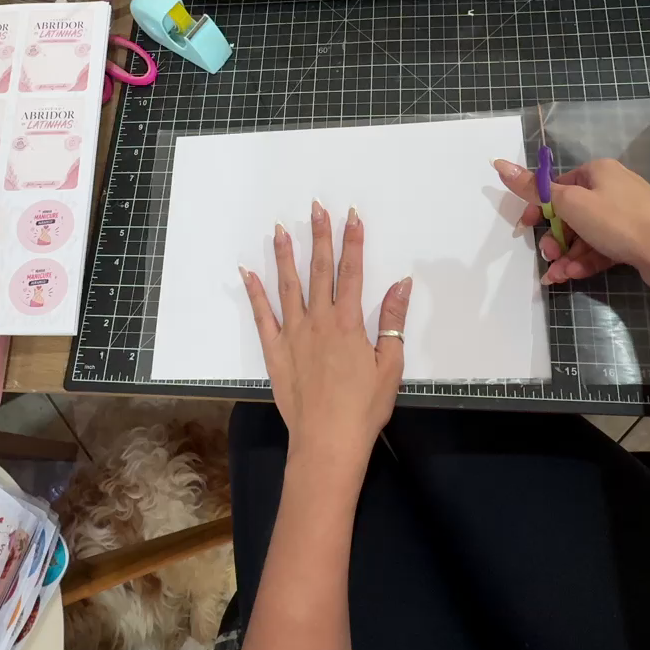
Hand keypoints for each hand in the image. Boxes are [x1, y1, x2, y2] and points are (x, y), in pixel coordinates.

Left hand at [242, 202, 411, 478]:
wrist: (327, 442)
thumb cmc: (364, 408)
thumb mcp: (389, 365)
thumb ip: (393, 321)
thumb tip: (402, 283)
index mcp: (349, 323)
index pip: (353, 272)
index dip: (353, 241)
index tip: (352, 215)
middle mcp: (319, 320)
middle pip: (319, 270)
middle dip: (320, 236)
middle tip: (316, 207)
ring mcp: (293, 333)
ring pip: (288, 285)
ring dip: (286, 255)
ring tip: (281, 228)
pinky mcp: (274, 350)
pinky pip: (262, 316)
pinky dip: (254, 292)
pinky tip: (247, 271)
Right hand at [492, 158, 649, 285]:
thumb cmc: (618, 220)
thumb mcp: (570, 203)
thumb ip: (532, 188)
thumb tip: (499, 164)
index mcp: (597, 172)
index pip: (558, 186)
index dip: (538, 208)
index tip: (525, 228)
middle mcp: (613, 188)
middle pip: (571, 213)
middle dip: (555, 238)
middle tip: (548, 256)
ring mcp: (628, 214)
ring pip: (585, 235)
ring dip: (567, 255)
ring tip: (558, 275)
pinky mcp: (638, 238)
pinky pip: (603, 247)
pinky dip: (586, 261)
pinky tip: (574, 276)